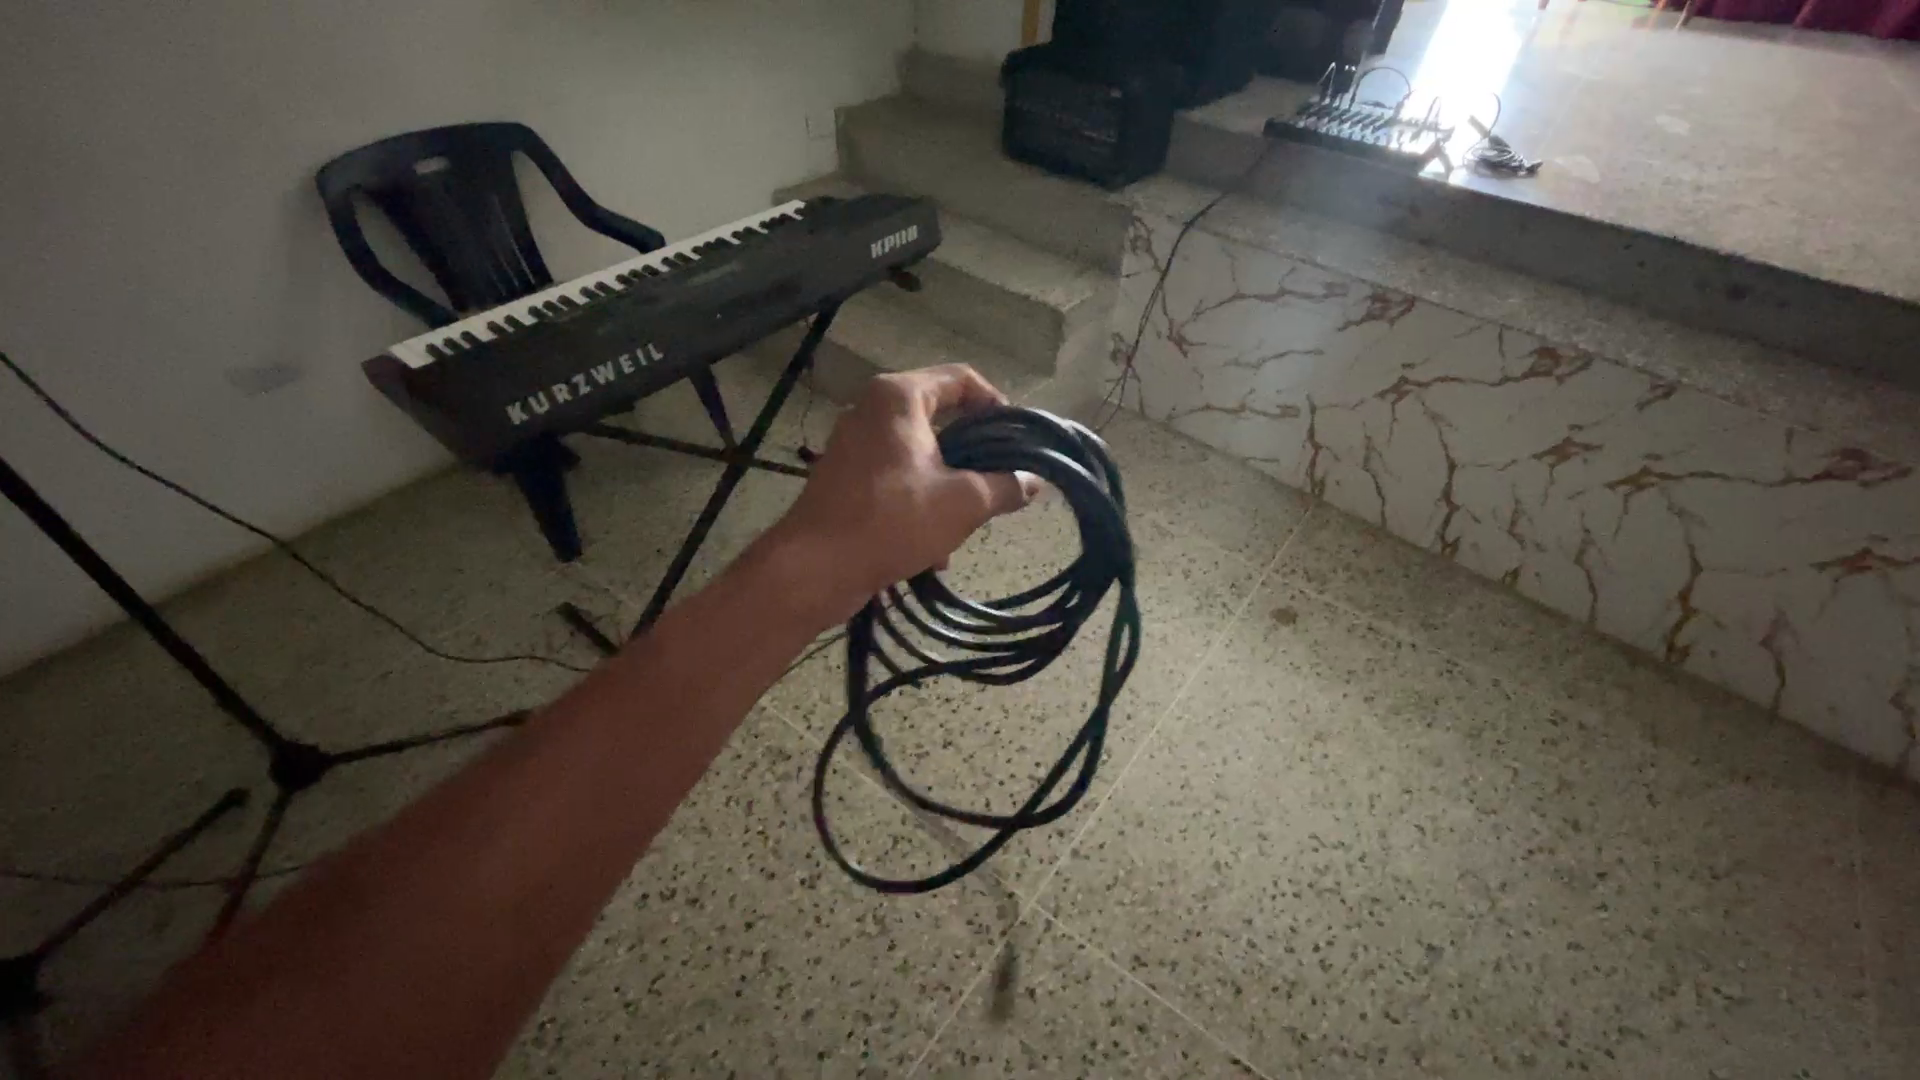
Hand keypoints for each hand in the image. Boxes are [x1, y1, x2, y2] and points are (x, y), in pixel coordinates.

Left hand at [761, 365, 1037, 624]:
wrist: (816, 567)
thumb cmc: (893, 520)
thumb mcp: (963, 503)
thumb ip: (1004, 485)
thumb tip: (1034, 480)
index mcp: (900, 396)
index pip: (961, 379)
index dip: (997, 405)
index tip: (1017, 439)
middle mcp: (872, 409)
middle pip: (940, 417)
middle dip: (973, 455)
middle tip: (999, 481)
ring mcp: (853, 443)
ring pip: (919, 454)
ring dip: (947, 487)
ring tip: (966, 524)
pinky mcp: (844, 476)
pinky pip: (895, 477)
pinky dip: (918, 502)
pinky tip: (933, 550)